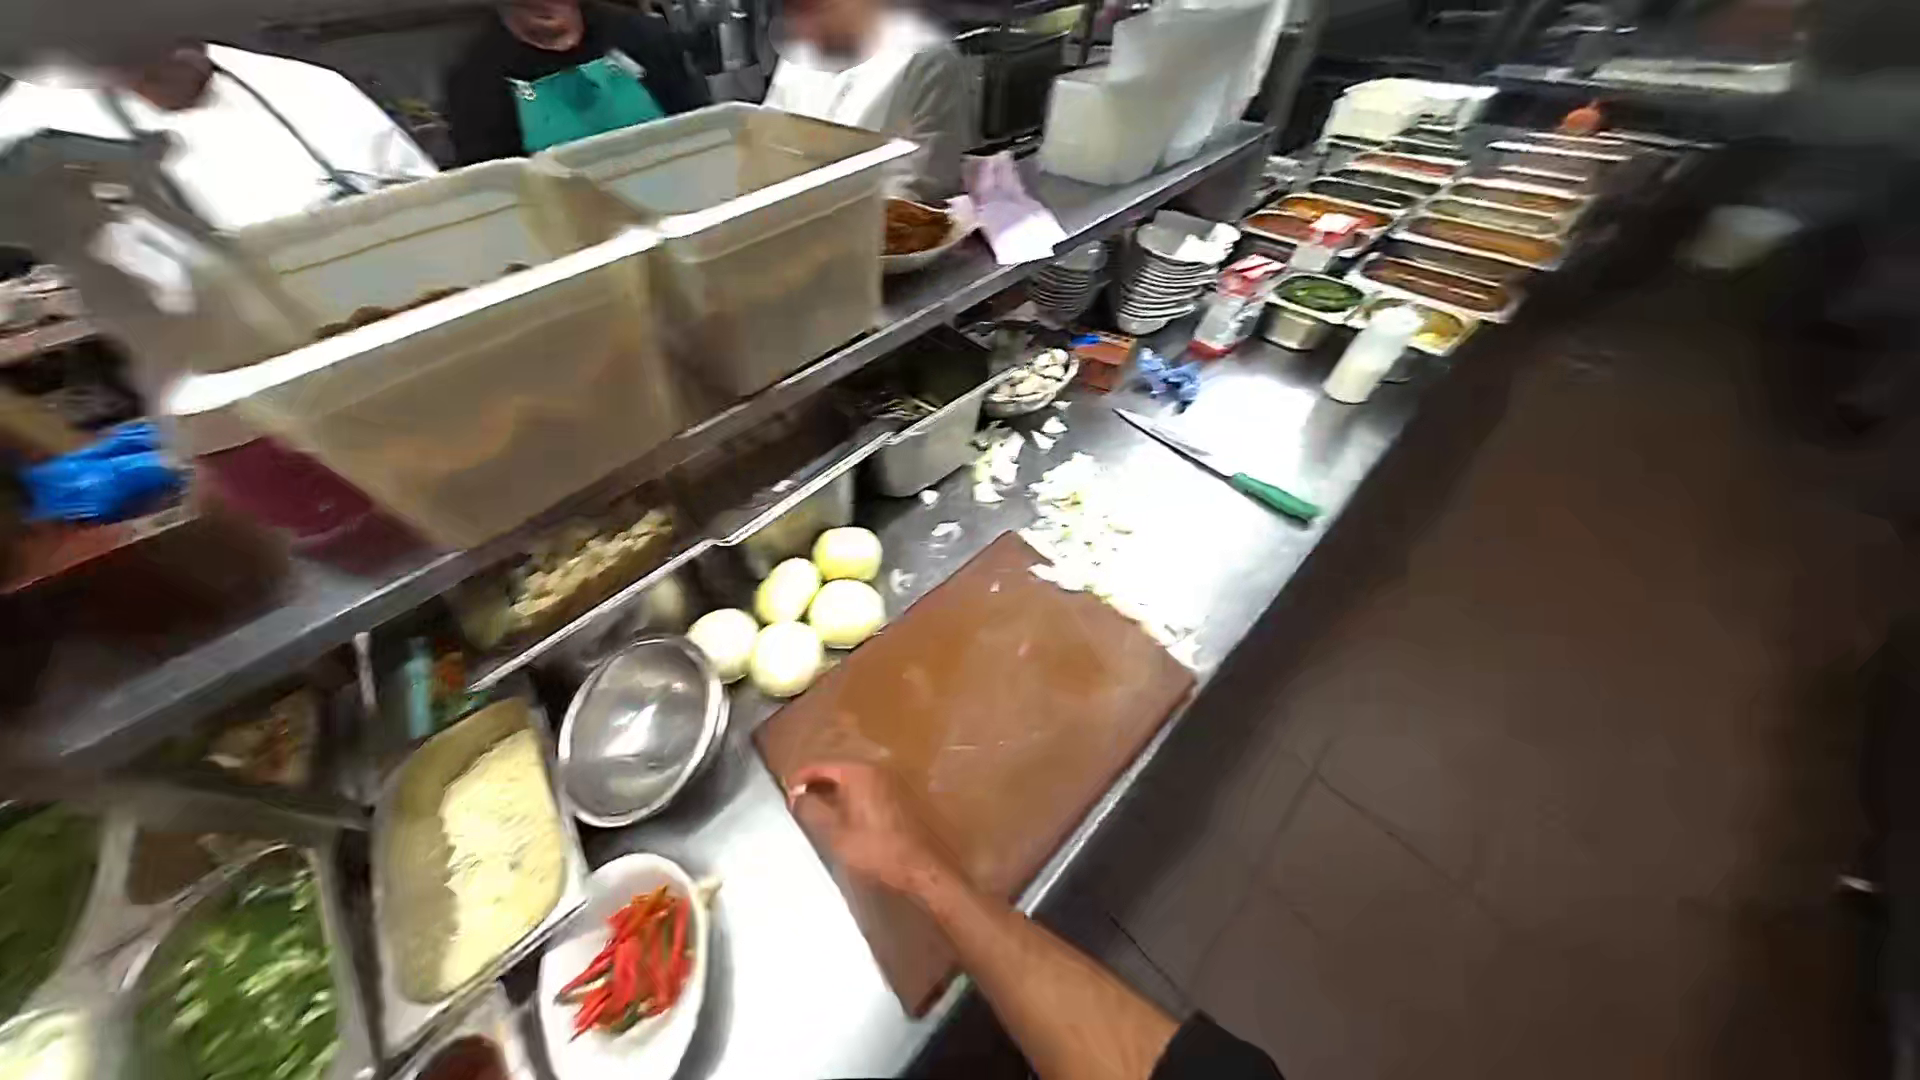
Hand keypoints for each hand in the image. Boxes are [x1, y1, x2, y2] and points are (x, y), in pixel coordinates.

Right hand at [787, 760, 962, 901]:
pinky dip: (847, 795)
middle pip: (836, 768)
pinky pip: (863, 787)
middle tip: (797, 803)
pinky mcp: (894, 793)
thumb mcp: (835, 831)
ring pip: (850, 778)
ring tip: (814, 810)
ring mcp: (887, 779)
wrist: (917, 863)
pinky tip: (839, 815)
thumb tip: (796, 795)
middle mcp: (875, 768)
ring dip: (831, 790)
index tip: (786, 792)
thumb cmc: (875, 848)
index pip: (821, 764)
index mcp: (858, 772)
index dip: (800, 777)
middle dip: (815, 784)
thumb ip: (811, 809)